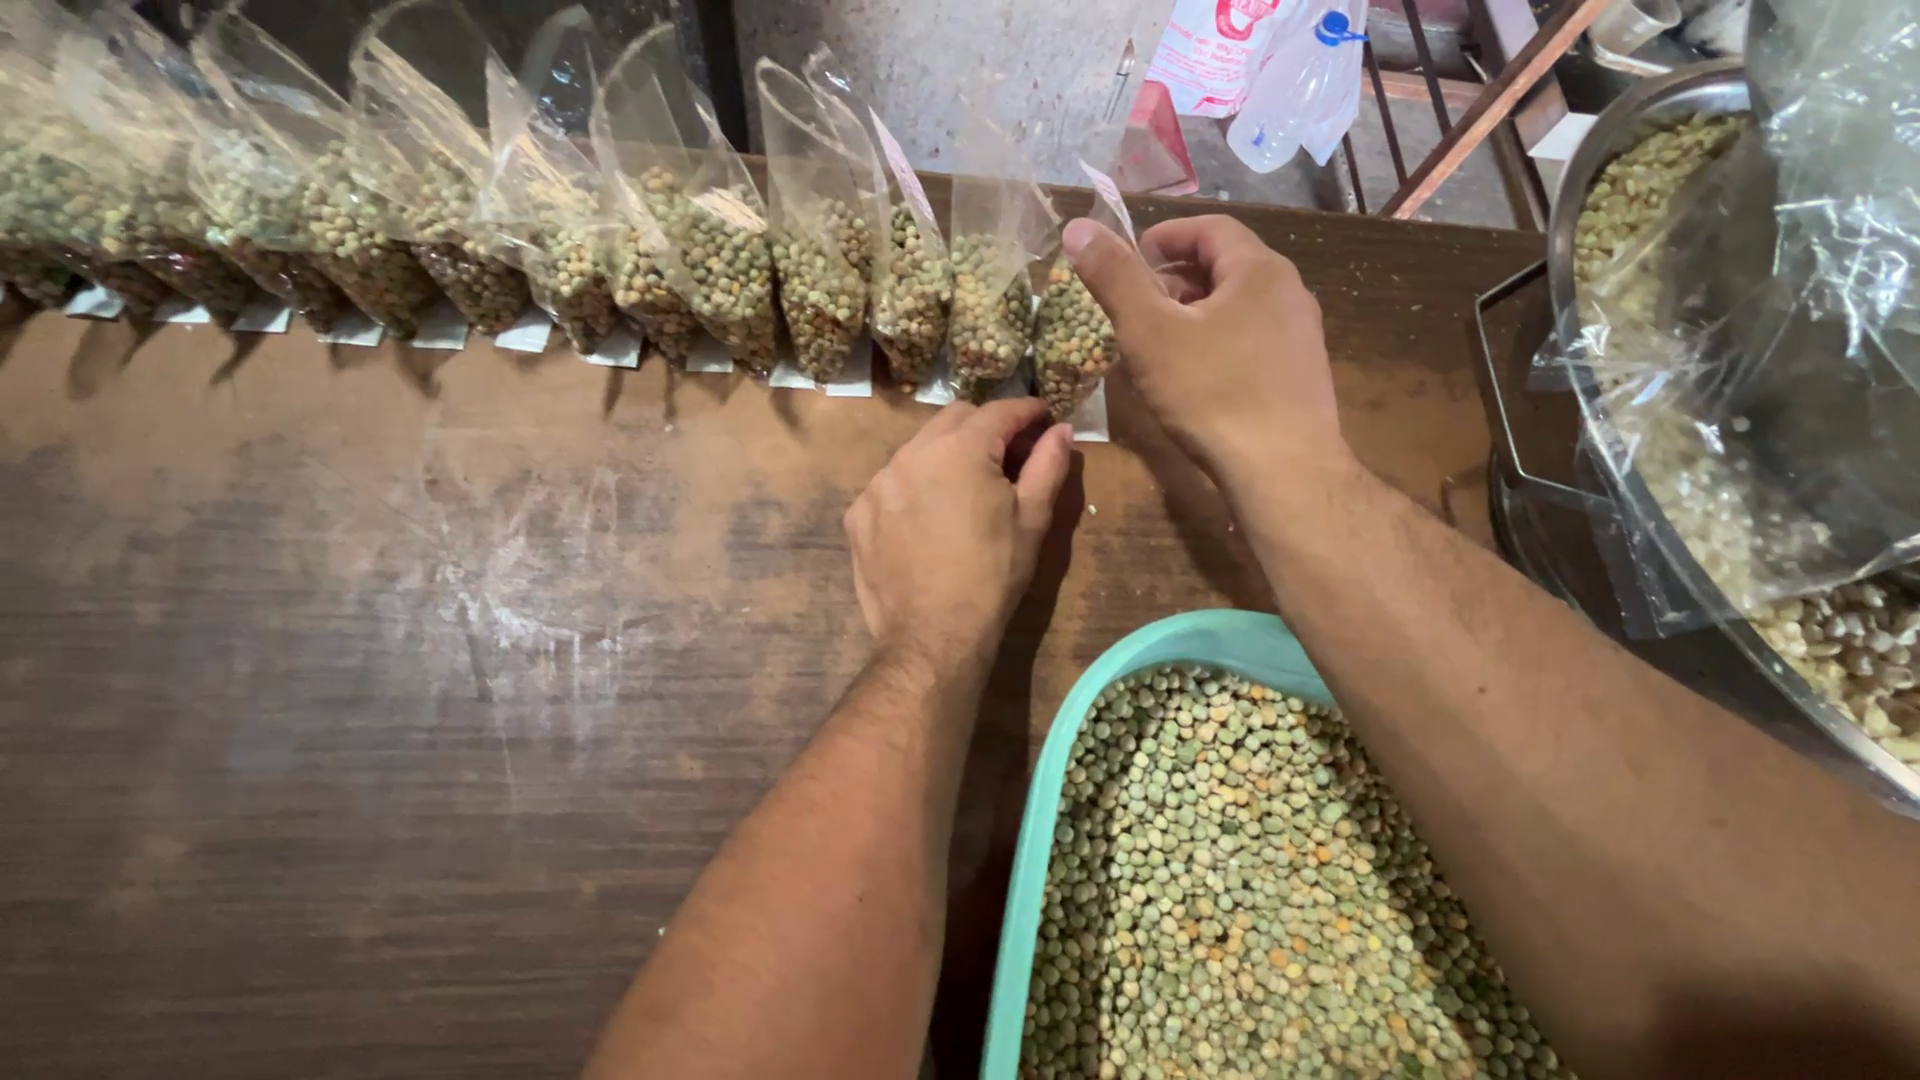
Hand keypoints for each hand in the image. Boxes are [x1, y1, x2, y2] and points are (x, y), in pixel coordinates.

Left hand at [845, 398, 1071, 669]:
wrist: (932, 636)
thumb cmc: (992, 577)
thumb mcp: (1032, 520)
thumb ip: (1047, 465)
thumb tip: (1060, 430)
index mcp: (959, 450)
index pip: (998, 411)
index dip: (1027, 412)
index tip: (1044, 419)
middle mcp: (911, 454)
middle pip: (954, 419)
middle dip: (985, 428)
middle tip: (1008, 456)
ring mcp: (878, 483)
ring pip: (918, 449)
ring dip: (945, 456)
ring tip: (965, 492)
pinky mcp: (858, 513)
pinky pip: (891, 484)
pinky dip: (913, 488)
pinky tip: (927, 520)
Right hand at [1062, 215, 1349, 483]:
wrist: (1282, 470)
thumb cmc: (1212, 393)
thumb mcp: (1149, 332)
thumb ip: (1115, 277)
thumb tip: (1079, 227)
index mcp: (1259, 269)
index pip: (1209, 228)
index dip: (1164, 237)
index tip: (1128, 259)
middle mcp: (1289, 293)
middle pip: (1224, 267)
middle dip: (1174, 279)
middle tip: (1133, 305)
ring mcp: (1300, 337)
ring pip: (1237, 308)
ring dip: (1193, 314)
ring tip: (1155, 344)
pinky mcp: (1299, 377)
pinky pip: (1250, 342)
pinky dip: (1214, 343)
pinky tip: (1191, 379)